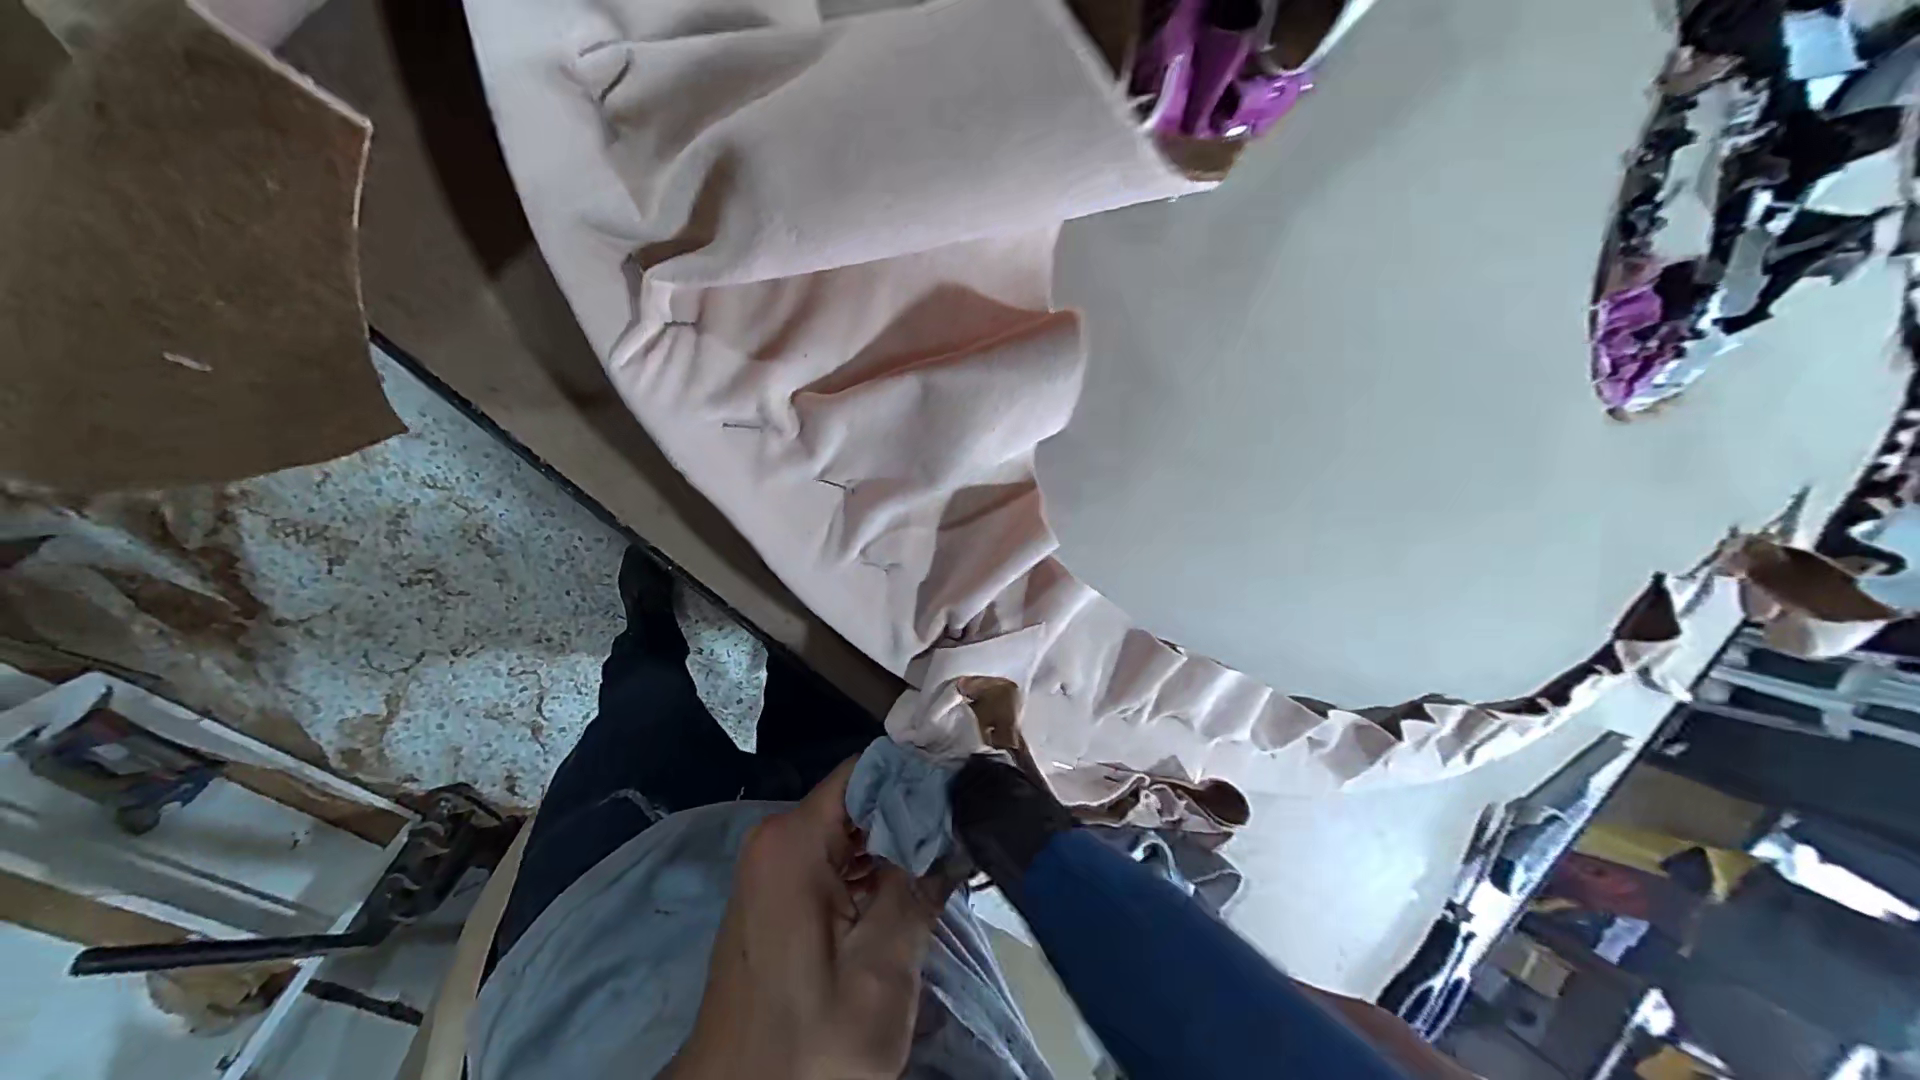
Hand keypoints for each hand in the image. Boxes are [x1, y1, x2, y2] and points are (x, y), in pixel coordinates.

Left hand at [665, 759, 946, 1079]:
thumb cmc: (810, 1040)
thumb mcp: (881, 967)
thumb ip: (919, 887)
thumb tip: (954, 834)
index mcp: (793, 840)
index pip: (866, 771)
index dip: (917, 776)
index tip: (962, 791)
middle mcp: (776, 839)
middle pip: (859, 801)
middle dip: (912, 816)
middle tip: (964, 831)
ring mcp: (772, 868)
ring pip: (848, 832)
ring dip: (894, 847)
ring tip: (946, 858)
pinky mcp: (776, 897)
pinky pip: (832, 861)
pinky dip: (870, 871)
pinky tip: (907, 889)